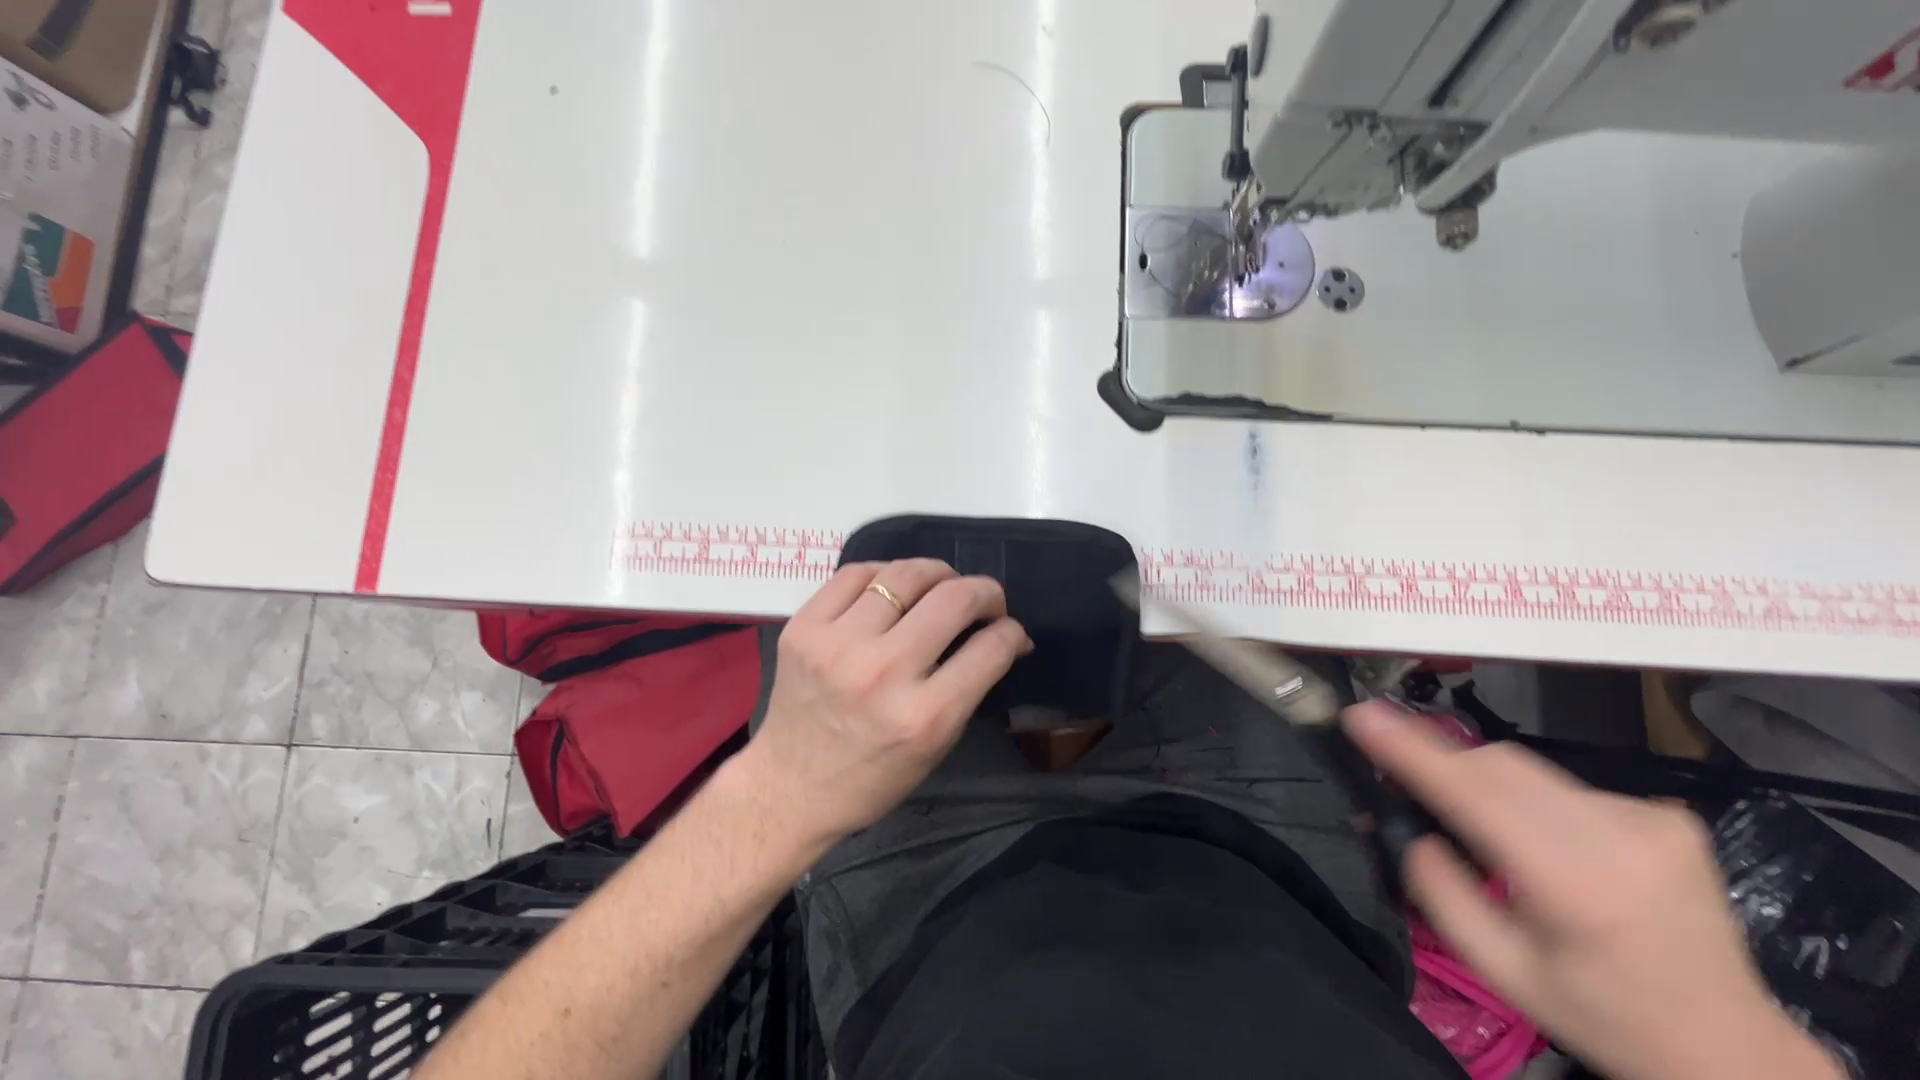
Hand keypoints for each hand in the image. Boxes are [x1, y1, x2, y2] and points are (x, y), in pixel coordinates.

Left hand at [738, 559, 1030, 846]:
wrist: (792, 787)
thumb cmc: (874, 776)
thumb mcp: (938, 744)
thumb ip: (973, 685)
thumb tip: (1009, 637)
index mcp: (925, 716)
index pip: (990, 647)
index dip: (1012, 631)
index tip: (1010, 630)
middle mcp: (883, 673)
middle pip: (953, 599)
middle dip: (985, 592)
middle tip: (986, 601)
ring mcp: (838, 646)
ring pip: (904, 575)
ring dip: (938, 573)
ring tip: (943, 585)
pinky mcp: (803, 629)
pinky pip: (854, 574)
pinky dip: (884, 573)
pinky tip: (894, 587)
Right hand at [1344, 703, 1842, 1079]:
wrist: (1730, 1046)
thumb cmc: (1603, 1016)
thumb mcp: (1503, 972)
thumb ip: (1442, 895)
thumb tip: (1413, 831)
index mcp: (1575, 884)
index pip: (1474, 792)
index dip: (1411, 750)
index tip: (1361, 716)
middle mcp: (1619, 836)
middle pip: (1499, 765)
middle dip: (1440, 762)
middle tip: (1397, 777)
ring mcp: (1651, 819)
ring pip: (1530, 770)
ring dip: (1483, 782)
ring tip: (1471, 823)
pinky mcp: (1667, 815)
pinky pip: (1567, 786)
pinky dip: (1533, 800)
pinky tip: (1542, 844)